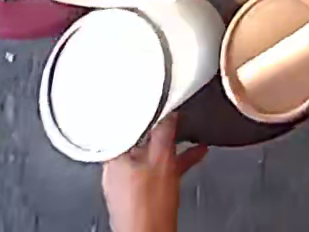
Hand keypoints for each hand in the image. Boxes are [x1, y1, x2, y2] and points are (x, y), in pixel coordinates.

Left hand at [100, 114, 207, 231]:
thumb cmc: (148, 209)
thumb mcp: (162, 157)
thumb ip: (165, 129)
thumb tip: (169, 111)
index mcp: (114, 155)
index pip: (129, 121)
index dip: (147, 109)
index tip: (160, 100)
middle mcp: (116, 168)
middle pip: (142, 137)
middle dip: (163, 128)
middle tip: (177, 119)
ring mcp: (126, 182)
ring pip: (151, 153)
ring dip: (172, 145)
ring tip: (190, 135)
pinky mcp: (137, 195)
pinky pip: (156, 169)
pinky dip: (173, 162)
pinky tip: (193, 155)